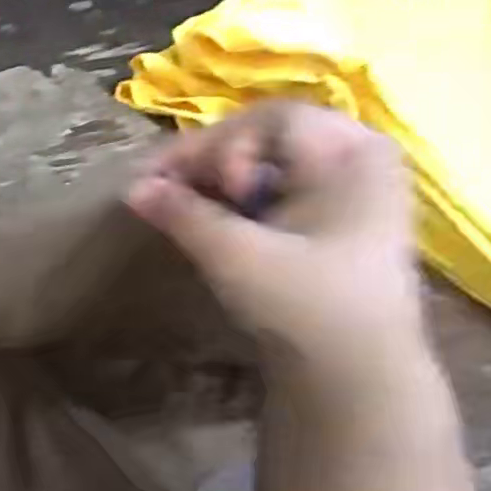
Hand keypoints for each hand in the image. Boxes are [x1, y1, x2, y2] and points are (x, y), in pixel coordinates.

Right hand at [126, 102, 422, 369]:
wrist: (356, 373)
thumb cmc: (304, 305)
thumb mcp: (234, 255)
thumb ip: (182, 214)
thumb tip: (133, 189)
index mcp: (351, 154)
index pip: (268, 118)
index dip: (211, 144)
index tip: (168, 183)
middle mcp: (358, 159)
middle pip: (267, 134)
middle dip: (208, 160)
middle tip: (165, 193)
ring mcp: (350, 190)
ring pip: (268, 161)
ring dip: (217, 179)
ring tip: (181, 207)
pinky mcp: (334, 220)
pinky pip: (277, 187)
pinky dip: (236, 198)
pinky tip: (211, 220)